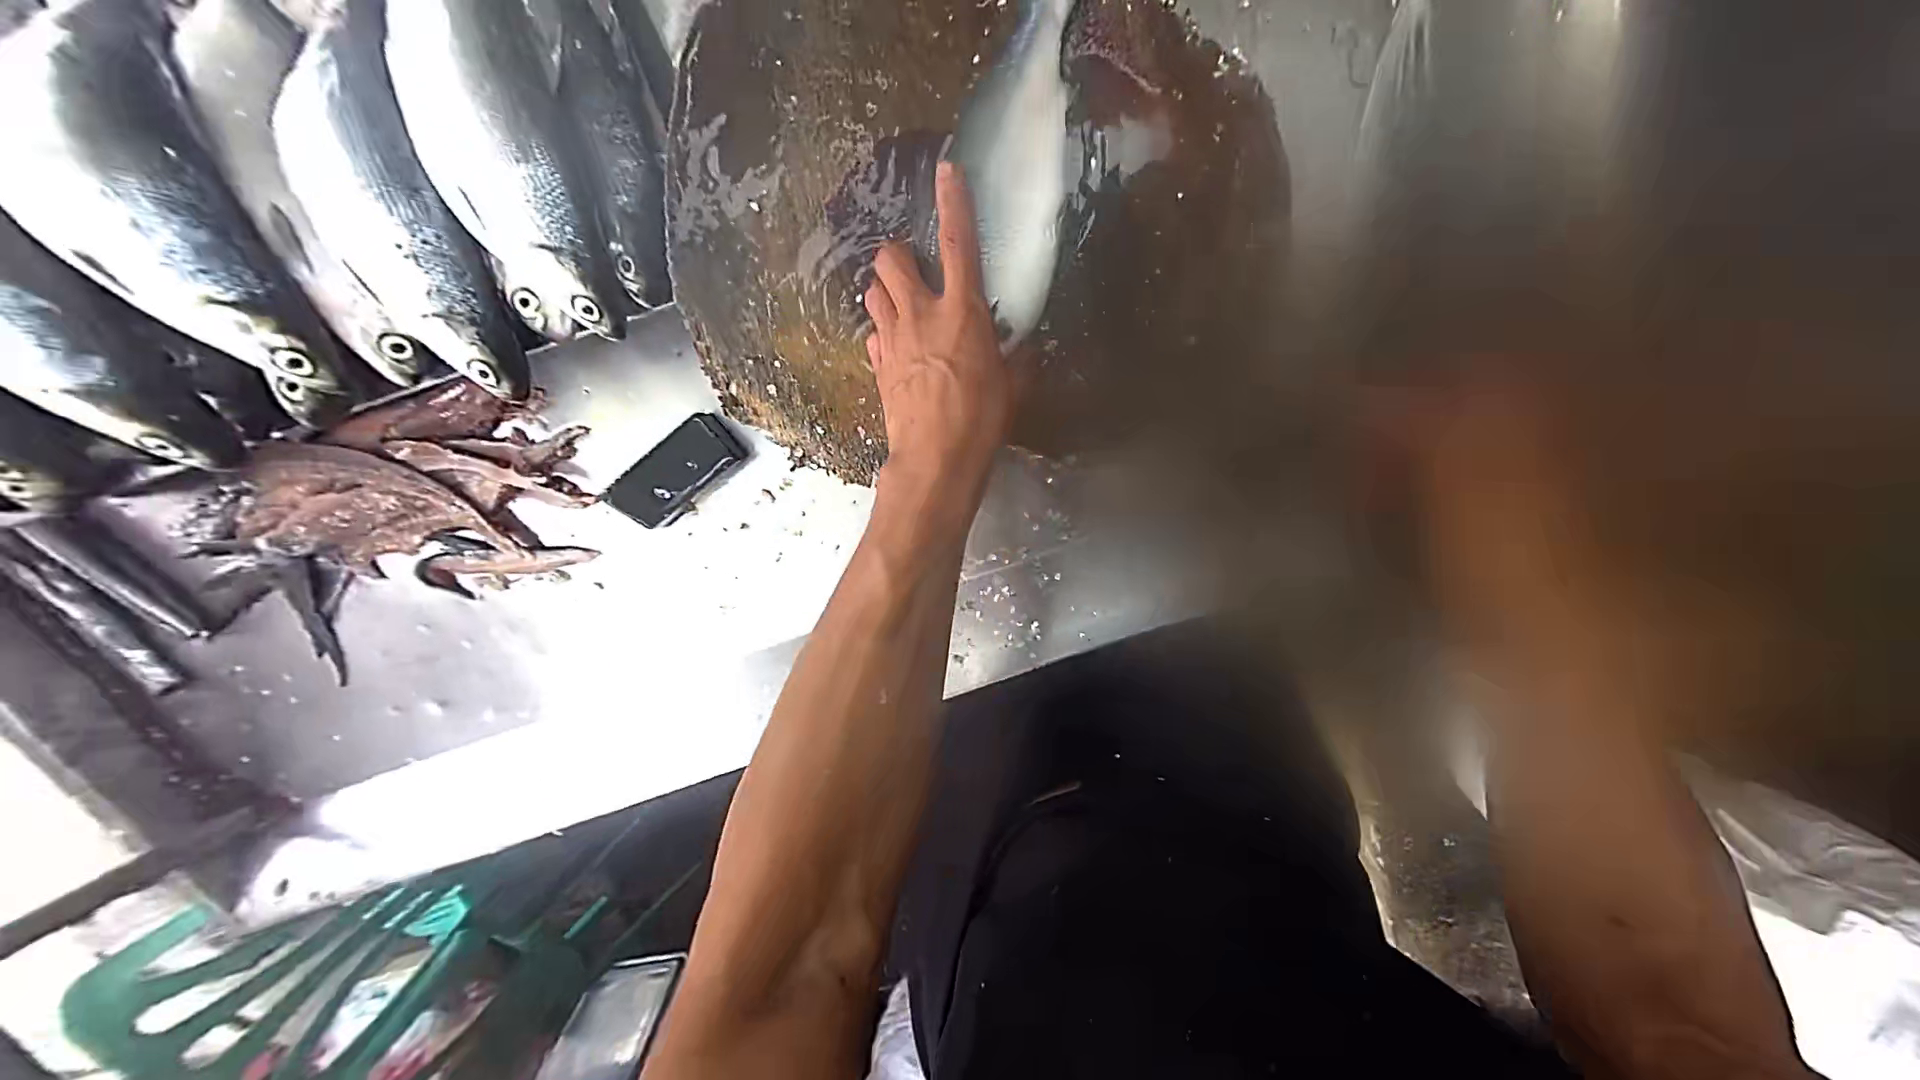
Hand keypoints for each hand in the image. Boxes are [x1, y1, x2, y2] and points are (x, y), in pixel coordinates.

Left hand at [864, 162, 1014, 500]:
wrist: (935, 460)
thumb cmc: (981, 422)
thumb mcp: (1012, 387)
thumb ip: (1016, 358)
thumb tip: (1023, 348)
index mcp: (962, 313)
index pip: (960, 242)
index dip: (953, 201)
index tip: (947, 171)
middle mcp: (921, 315)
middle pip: (891, 259)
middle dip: (898, 254)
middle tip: (913, 268)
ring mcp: (894, 340)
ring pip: (872, 292)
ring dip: (884, 290)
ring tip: (900, 303)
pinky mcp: (878, 365)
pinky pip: (873, 333)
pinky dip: (882, 330)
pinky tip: (896, 344)